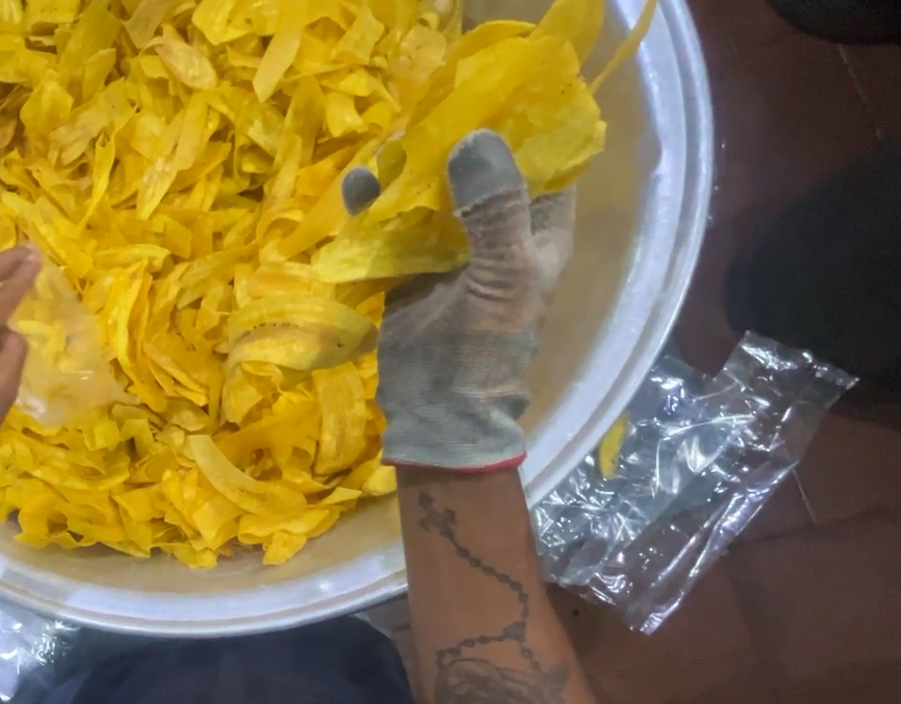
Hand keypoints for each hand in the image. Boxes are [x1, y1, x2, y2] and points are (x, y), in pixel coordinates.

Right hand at [342, 130, 574, 471]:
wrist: (438, 409)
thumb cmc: (486, 347)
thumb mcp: (504, 274)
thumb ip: (493, 209)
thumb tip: (472, 138)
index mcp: (537, 233)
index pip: (543, 164)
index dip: (521, 129)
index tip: (489, 96)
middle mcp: (494, 237)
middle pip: (478, 177)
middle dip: (453, 146)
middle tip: (425, 112)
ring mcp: (447, 257)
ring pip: (431, 203)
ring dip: (410, 177)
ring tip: (388, 144)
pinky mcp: (406, 276)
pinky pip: (392, 236)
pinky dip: (375, 214)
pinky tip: (358, 188)